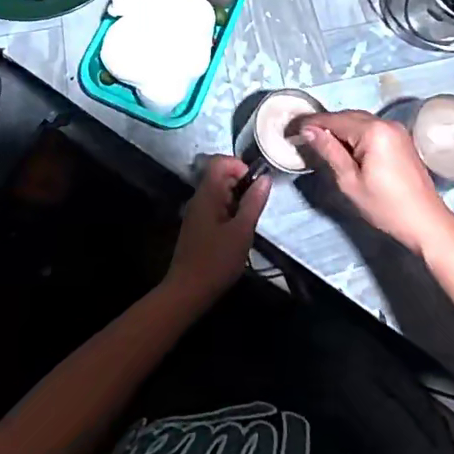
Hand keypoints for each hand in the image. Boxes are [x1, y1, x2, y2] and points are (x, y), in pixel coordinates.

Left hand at [164, 156, 269, 308]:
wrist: (188, 291)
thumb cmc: (216, 261)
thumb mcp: (242, 231)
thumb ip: (253, 202)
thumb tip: (265, 178)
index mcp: (207, 194)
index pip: (220, 162)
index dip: (240, 166)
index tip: (256, 186)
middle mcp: (199, 197)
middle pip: (220, 175)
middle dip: (241, 185)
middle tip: (255, 208)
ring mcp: (196, 212)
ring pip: (219, 192)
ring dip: (237, 200)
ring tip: (248, 222)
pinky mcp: (198, 225)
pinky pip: (215, 206)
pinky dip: (229, 212)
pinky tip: (237, 232)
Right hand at [297, 111, 453, 255]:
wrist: (426, 223)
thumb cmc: (386, 206)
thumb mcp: (350, 181)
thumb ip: (329, 151)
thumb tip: (309, 130)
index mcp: (373, 131)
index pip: (335, 120)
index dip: (312, 123)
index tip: (294, 129)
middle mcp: (386, 123)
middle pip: (348, 116)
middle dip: (326, 124)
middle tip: (304, 135)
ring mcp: (396, 130)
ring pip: (360, 121)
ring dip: (341, 129)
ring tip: (321, 142)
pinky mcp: (402, 139)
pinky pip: (372, 128)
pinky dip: (356, 134)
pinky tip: (346, 148)